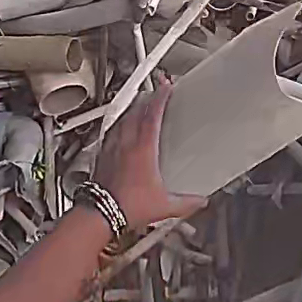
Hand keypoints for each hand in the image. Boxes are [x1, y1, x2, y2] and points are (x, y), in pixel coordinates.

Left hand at [94, 85, 203, 228]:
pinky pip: (110, 133)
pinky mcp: (101, 156)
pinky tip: (118, 129)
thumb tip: (200, 201)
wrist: (101, 213)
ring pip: (121, 121)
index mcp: (142, 150)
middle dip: (146, 100)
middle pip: (135, 113)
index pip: (152, 116)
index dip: (160, 99)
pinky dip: (117, 126)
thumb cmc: (128, 207)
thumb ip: (186, 202)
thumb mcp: (164, 206)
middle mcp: (125, 144)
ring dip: (131, 110)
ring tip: (137, 106)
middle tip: (153, 93)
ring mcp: (112, 149)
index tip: (165, 87)